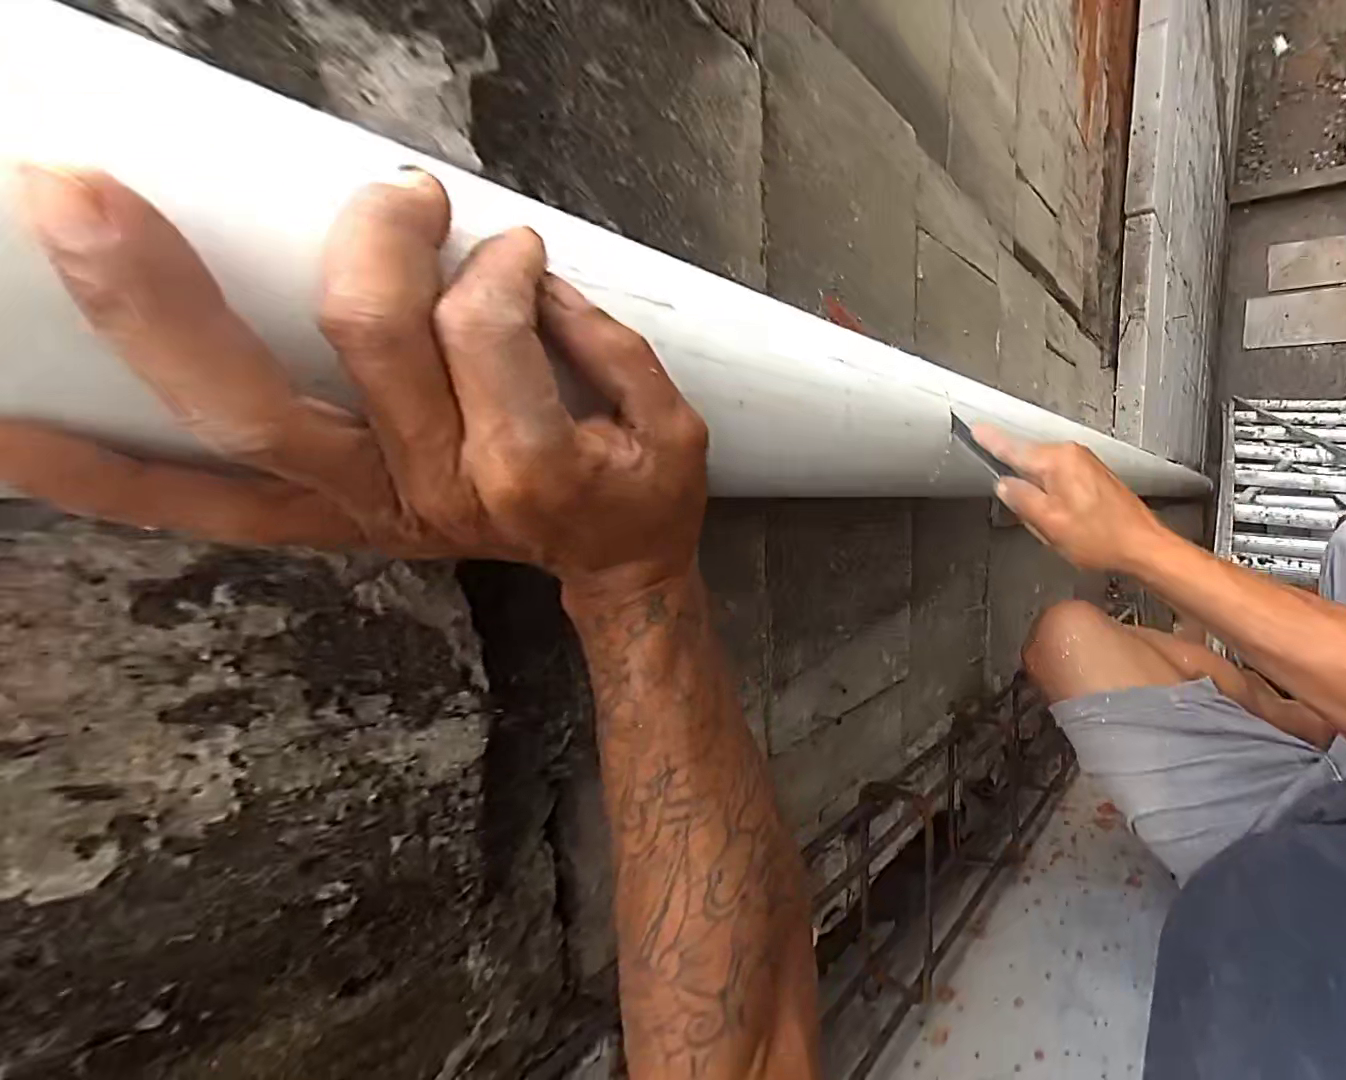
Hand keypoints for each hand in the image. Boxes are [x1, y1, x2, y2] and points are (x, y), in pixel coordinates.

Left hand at [0, 166, 707, 596]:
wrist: (622, 572)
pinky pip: (215, 511)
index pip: (486, 333)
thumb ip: (615, 351)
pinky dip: (110, 477)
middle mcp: (446, 487)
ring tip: (76, 202)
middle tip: (401, 194)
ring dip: (159, 310)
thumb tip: (531, 279)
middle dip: (376, 244)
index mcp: (536, 465)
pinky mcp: (346, 526)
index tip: (514, 246)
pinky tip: (3, 426)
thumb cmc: (654, 501)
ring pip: (251, 414)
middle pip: (368, 342)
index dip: (498, 270)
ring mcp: (382, 510)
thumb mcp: (674, 428)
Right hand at [971, 424, 1172, 572]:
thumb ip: (1021, 500)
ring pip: (1046, 479)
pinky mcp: (1093, 477)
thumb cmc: (1103, 537)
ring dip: (1043, 503)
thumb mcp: (1049, 523)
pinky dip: (1058, 503)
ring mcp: (1085, 464)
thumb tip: (1004, 486)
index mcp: (1058, 461)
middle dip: (1025, 493)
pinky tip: (1072, 526)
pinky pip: (1062, 485)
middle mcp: (1073, 455)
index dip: (991, 441)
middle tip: (1038, 522)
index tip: (976, 430)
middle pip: (1030, 466)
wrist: (1142, 545)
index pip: (1014, 448)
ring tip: (1062, 530)